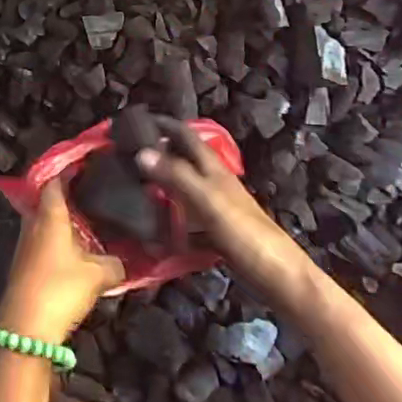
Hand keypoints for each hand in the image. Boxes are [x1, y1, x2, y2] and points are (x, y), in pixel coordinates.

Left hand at [0, 181, 124, 345]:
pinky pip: (44, 239)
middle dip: (70, 196)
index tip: (88, 165)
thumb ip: (115, 262)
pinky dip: (60, 238)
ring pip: (47, 220)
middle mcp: (33, 221)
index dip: (69, 170)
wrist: (26, 324)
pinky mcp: (25, 260)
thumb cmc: (60, 288)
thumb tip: (123, 259)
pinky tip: (78, 249)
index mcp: (49, 214)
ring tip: (93, 222)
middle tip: (96, 195)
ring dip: (65, 220)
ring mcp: (26, 241)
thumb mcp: (98, 275)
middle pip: (49, 199)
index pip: (55, 181)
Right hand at [135, 123, 311, 301]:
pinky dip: (167, 217)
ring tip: (128, 186)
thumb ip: (176, 175)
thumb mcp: (208, 200)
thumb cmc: (246, 234)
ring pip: (180, 188)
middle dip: (155, 154)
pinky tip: (151, 225)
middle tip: (122, 155)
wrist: (280, 278)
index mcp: (213, 169)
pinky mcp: (213, 230)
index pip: (185, 135)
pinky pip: (183, 217)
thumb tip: (140, 151)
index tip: (131, 122)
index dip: (163, 124)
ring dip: (158, 185)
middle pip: (180, 160)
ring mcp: (214, 207)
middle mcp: (213, 183)